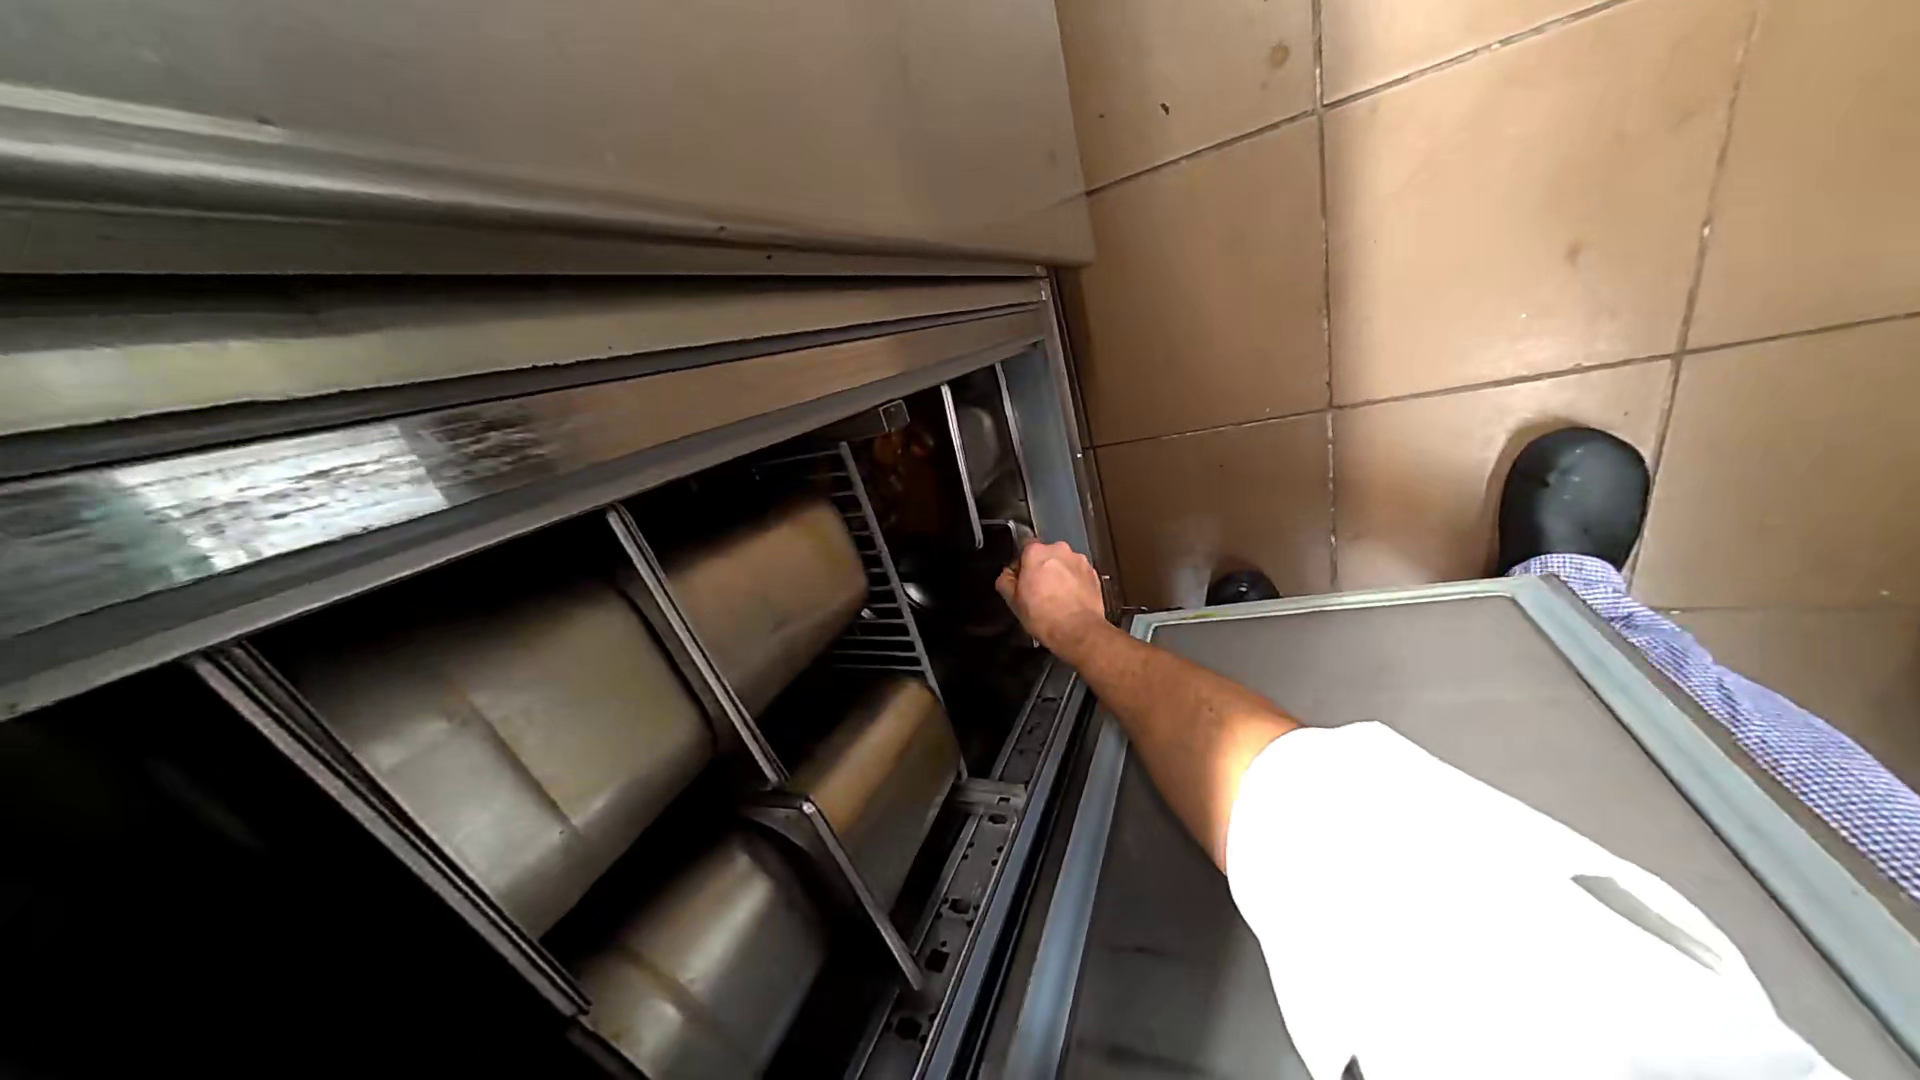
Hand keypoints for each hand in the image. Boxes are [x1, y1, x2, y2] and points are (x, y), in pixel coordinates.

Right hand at [995, 540, 1109, 656]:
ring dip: (1059, 575)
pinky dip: (1074, 582)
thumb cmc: (1044, 616)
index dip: (1021, 564)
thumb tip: (1006, 575)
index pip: (1024, 548)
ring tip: (1056, 598)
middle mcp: (1059, 550)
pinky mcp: (1093, 573)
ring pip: (1063, 563)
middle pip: (1046, 555)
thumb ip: (1005, 582)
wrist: (1078, 631)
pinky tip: (1070, 600)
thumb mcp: (1013, 602)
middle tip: (1038, 591)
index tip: (1021, 580)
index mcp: (1036, 552)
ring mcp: (1079, 560)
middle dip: (1042, 568)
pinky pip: (1078, 573)